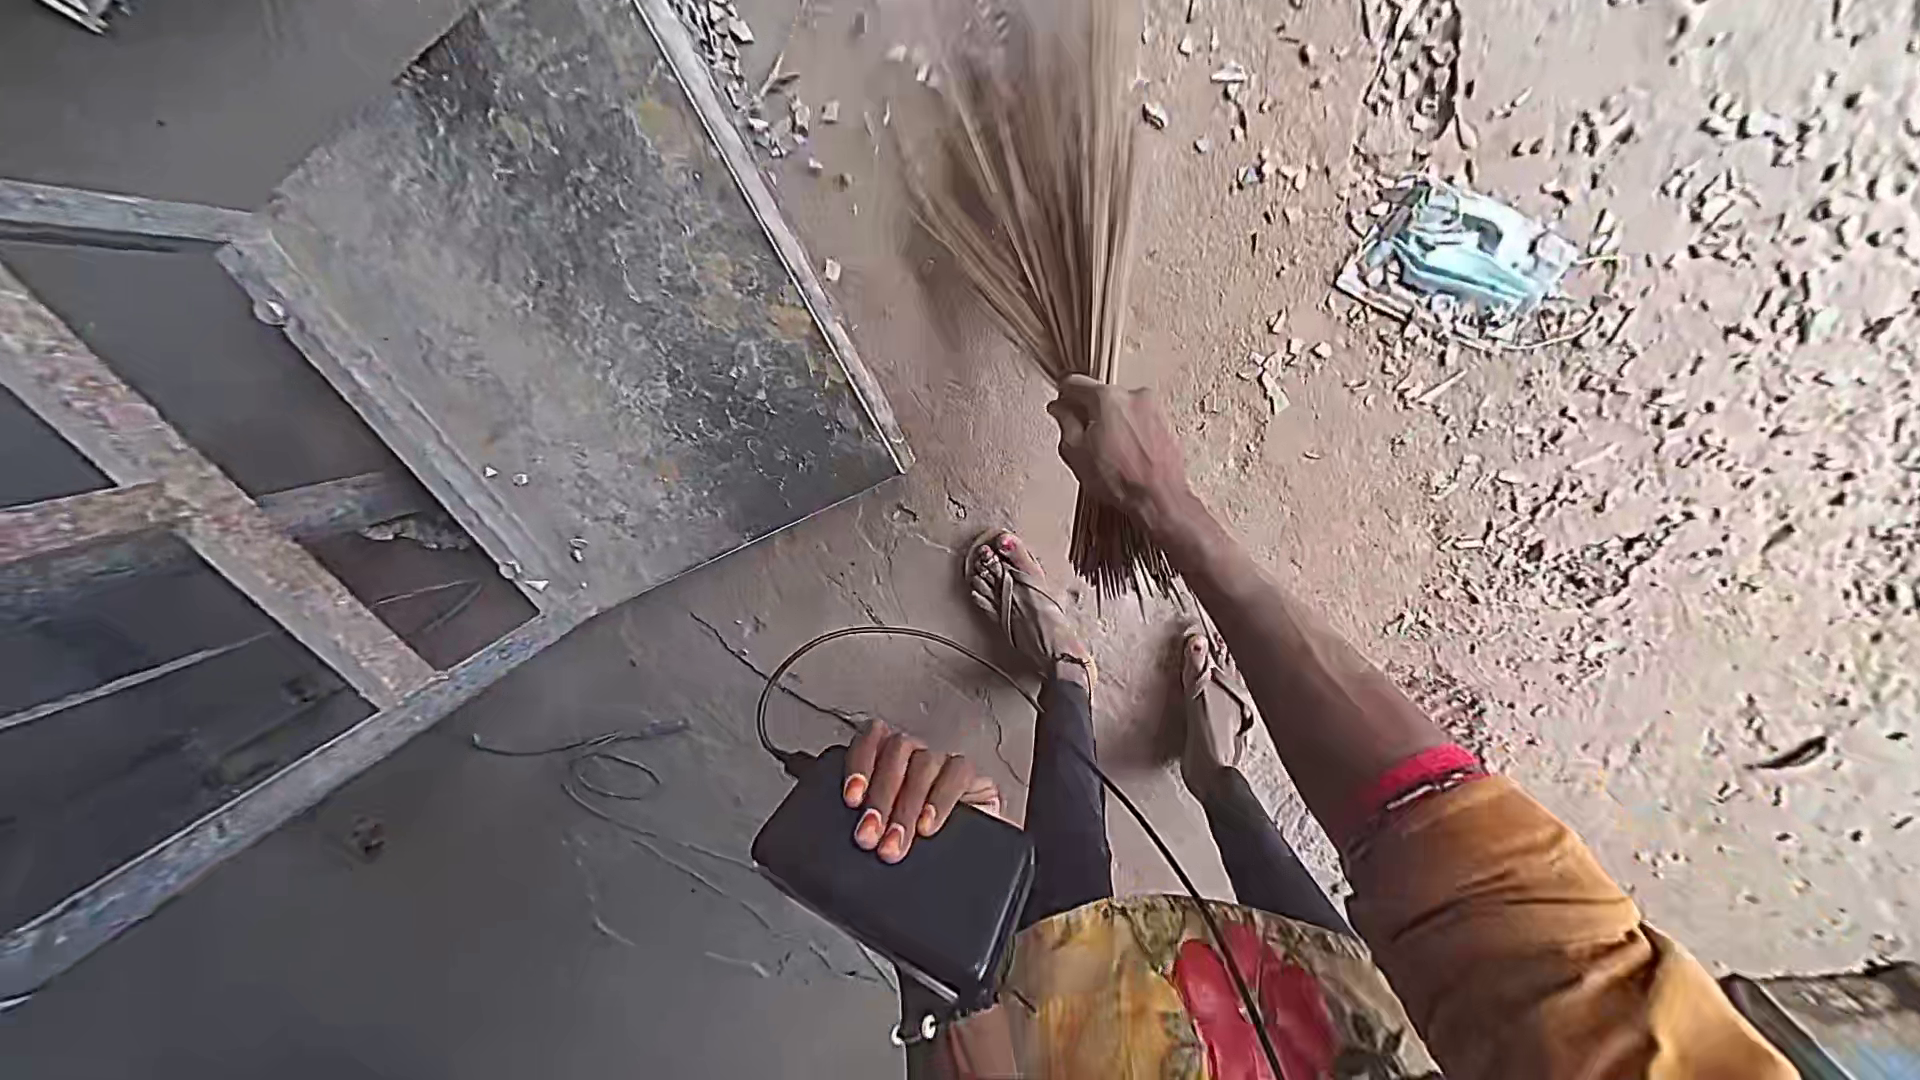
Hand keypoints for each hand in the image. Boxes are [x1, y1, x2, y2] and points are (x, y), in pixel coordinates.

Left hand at [843, 720, 1001, 863]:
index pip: (871, 739)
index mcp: (887, 758)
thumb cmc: (911, 843)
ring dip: (906, 805)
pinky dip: (940, 798)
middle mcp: (915, 753)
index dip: (860, 763)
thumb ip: (870, 818)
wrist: (962, 864)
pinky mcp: (972, 777)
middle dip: (880, 796)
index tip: (852, 798)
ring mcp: (944, 762)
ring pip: (925, 762)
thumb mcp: (884, 829)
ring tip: (895, 841)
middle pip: (897, 752)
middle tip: (869, 835)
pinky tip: (927, 824)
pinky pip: (958, 772)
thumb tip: (856, 827)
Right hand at [1047, 374, 1195, 533]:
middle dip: (1089, 414)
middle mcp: (1134, 395)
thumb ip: (1064, 422)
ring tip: (1108, 454)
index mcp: (1107, 397)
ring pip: (1121, 409)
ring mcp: (1153, 407)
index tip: (1060, 405)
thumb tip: (1060, 409)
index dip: (1063, 396)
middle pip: (1101, 395)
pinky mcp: (1166, 422)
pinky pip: (1138, 420)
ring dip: (1111, 423)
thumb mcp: (1075, 451)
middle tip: (1083, 440)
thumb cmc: (1121, 480)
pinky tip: (1125, 455)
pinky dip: (1129, 432)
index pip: (1075, 383)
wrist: (1158, 498)